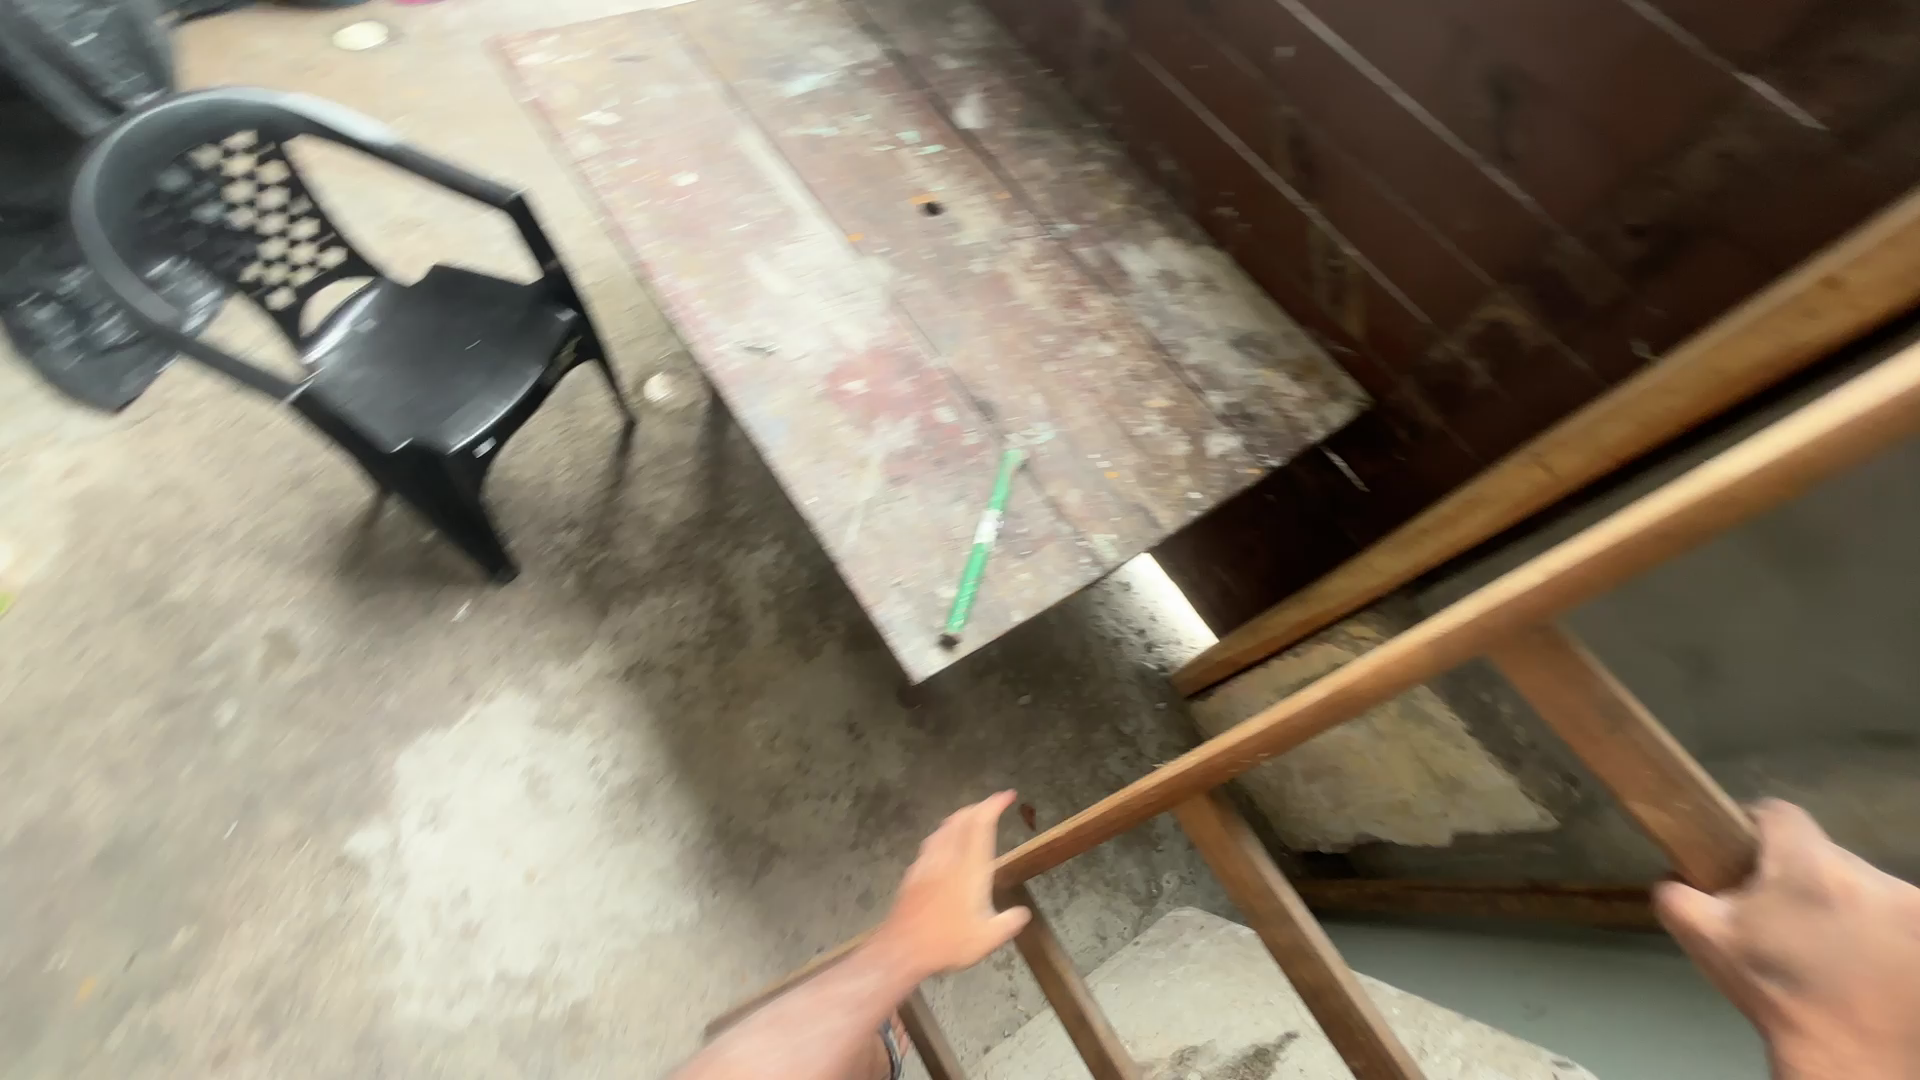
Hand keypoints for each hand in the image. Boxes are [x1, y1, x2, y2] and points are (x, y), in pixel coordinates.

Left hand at [874, 790, 1031, 979]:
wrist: (903, 947)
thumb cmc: (948, 942)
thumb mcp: (987, 939)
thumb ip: (1008, 923)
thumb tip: (1023, 913)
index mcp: (970, 868)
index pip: (982, 824)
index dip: (994, 805)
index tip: (1006, 795)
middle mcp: (949, 857)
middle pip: (962, 819)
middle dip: (978, 807)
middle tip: (991, 805)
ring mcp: (929, 862)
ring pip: (945, 827)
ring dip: (960, 816)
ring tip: (970, 818)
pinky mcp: (914, 871)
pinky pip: (932, 841)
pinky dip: (944, 832)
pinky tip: (943, 842)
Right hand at [1655, 799, 1919, 1079]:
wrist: (1852, 1058)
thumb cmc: (1770, 988)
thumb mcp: (1694, 931)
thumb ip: (1672, 886)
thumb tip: (1678, 870)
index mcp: (1810, 868)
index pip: (1777, 812)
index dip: (1752, 826)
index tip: (1740, 854)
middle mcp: (1874, 879)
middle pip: (1822, 851)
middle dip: (1797, 872)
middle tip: (1777, 910)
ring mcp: (1917, 911)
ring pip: (1862, 882)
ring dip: (1840, 899)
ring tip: (1823, 939)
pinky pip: (1896, 911)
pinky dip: (1877, 924)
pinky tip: (1861, 957)